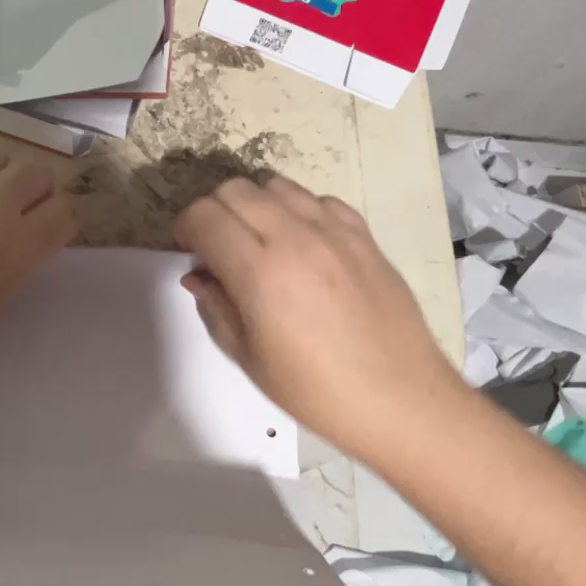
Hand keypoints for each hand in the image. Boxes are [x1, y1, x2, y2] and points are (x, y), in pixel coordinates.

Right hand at [175, 174, 466, 457]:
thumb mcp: (247, 356)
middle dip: (214, 212)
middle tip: (217, 246)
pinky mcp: (364, 237)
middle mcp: (296, 239)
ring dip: (255, 205)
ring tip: (258, 241)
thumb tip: (199, 275)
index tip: (189, 252)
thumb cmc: (315, 390)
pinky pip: (319, 200)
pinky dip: (297, 211)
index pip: (204, 217)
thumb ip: (215, 305)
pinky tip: (300, 244)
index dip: (186, 229)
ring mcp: (335, 233)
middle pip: (235, 191)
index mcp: (260, 272)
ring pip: (276, 186)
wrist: (400, 400)